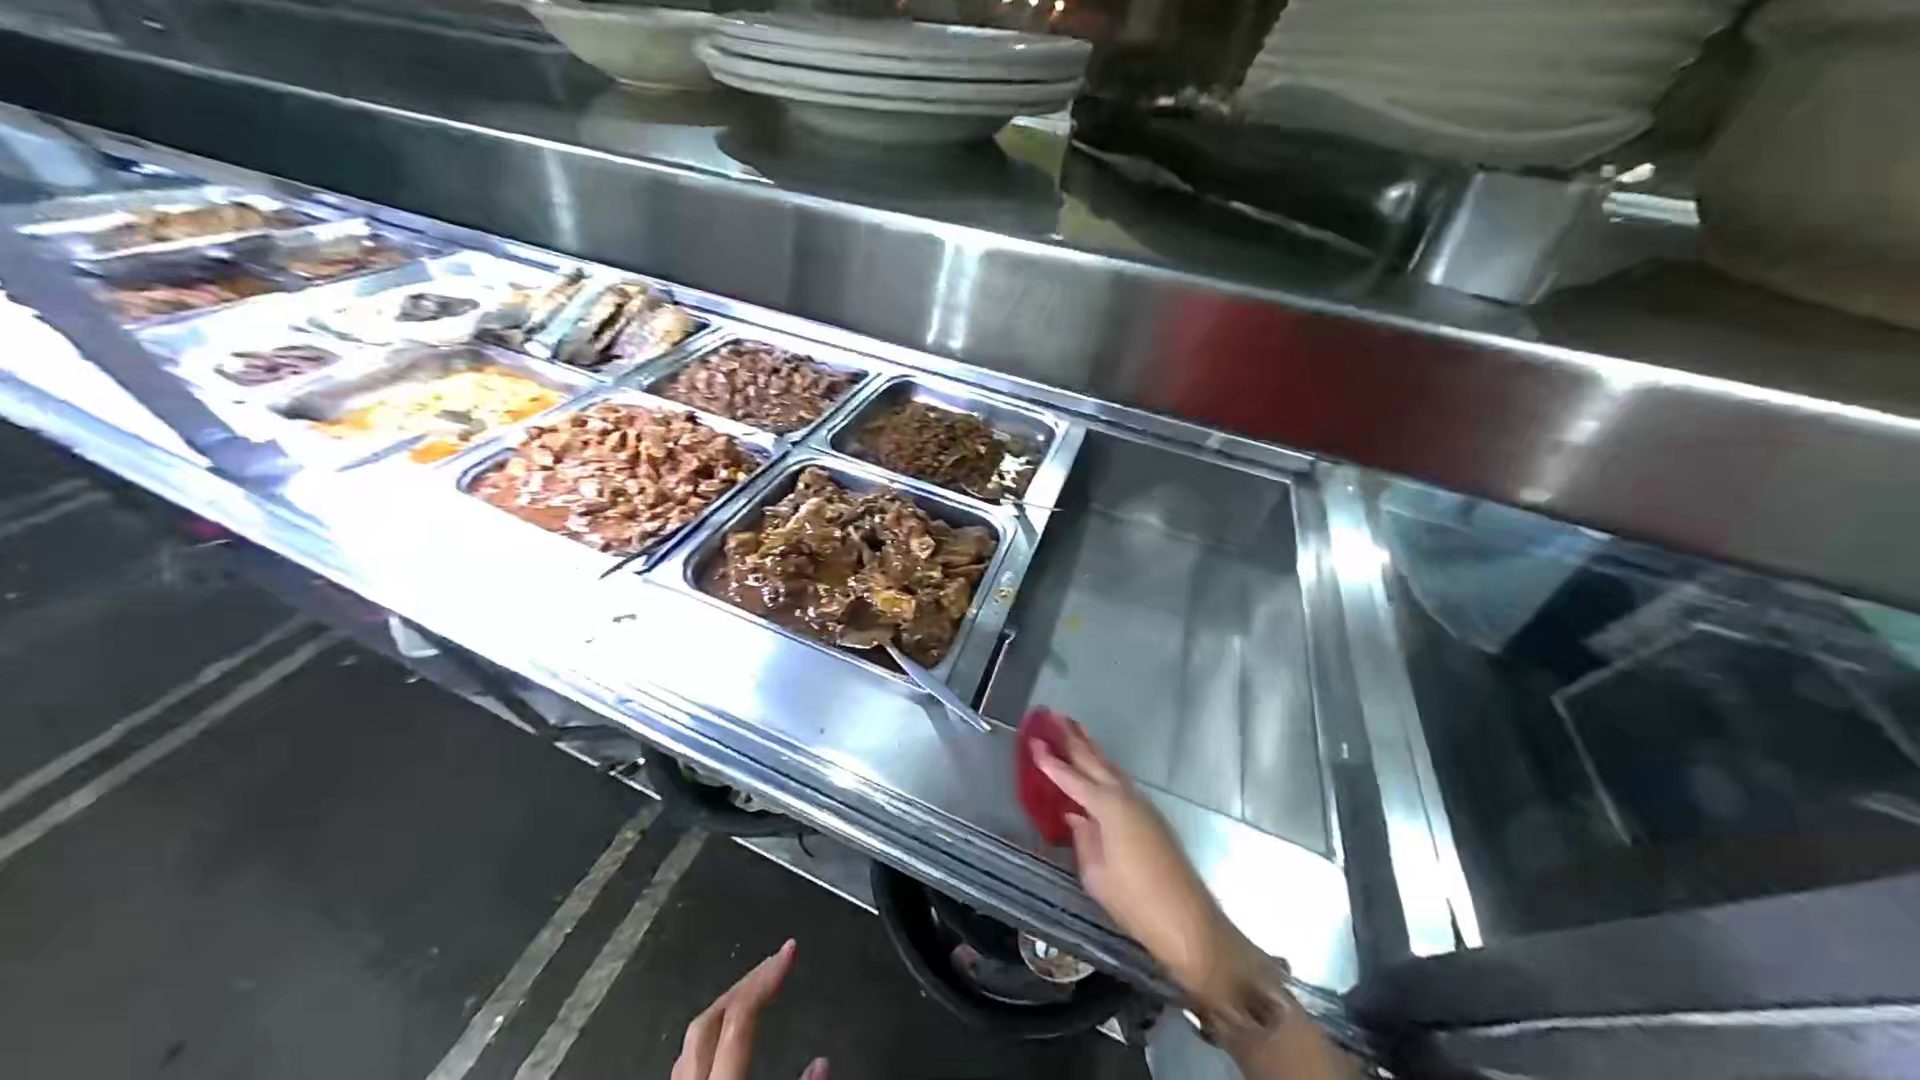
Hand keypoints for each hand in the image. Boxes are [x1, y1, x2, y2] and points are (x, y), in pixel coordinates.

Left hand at [672, 938, 827, 1079]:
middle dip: (744, 984)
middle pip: (708, 1021)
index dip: (766, 978)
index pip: (739, 1019)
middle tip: (776, 961)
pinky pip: (686, 1060)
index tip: (790, 950)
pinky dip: (709, 1036)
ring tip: (754, 989)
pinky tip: (724, 1037)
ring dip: (724, 1006)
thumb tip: (822, 1062)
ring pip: (690, 1039)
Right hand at [1030, 721, 1267, 1010]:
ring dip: (1091, 748)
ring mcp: (1142, 805)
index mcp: (1108, 808)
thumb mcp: (1096, 873)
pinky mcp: (1151, 817)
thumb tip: (1076, 817)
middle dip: (1073, 738)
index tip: (1032, 740)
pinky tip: (1097, 770)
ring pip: (1111, 768)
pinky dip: (1104, 769)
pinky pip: (1121, 782)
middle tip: (1054, 715)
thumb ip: (1083, 839)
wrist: (1187, 922)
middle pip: (1095, 761)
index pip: (1072, 778)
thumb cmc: (1135, 901)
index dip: (1050, 761)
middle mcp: (1126, 797)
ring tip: (1074, 729)